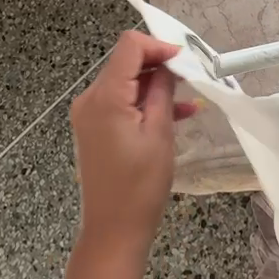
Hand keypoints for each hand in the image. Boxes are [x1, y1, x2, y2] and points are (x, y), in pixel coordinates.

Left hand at [69, 31, 198, 254]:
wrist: (113, 232)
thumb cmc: (140, 186)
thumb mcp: (159, 133)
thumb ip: (163, 91)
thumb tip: (169, 64)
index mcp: (105, 97)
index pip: (129, 46)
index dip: (158, 46)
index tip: (184, 60)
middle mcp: (90, 98)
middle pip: (126, 61)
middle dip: (158, 64)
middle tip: (190, 78)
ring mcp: (88, 113)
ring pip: (125, 81)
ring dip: (155, 85)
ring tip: (187, 100)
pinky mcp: (93, 127)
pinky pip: (120, 101)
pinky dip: (143, 102)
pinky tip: (174, 114)